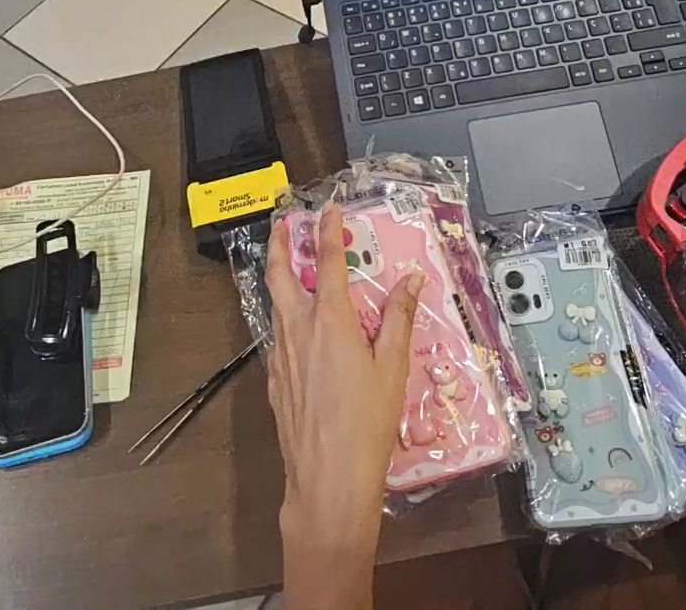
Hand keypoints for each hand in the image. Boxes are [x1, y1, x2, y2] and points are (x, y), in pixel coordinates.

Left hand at [266, 203, 423, 609]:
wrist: (327, 478)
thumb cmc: (367, 422)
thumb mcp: (393, 367)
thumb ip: (399, 318)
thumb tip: (411, 280)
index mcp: (330, 320)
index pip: (327, 262)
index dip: (327, 230)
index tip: (328, 208)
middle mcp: (298, 329)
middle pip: (280, 274)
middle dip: (280, 244)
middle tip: (282, 224)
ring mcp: (280, 354)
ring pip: (274, 304)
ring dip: (280, 278)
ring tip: (289, 267)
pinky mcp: (274, 378)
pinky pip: (276, 336)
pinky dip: (284, 317)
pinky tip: (297, 328)